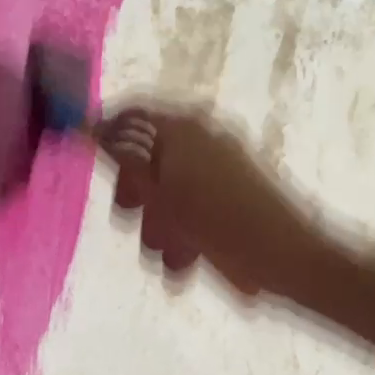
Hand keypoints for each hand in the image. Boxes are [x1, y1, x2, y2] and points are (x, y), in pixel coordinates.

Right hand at [96, 105, 339, 298]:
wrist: (285, 257)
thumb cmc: (216, 225)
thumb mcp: (158, 193)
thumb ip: (123, 158)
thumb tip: (89, 126)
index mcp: (183, 130)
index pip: (132, 115)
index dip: (106, 134)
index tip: (89, 163)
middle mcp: (201, 140)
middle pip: (146, 156)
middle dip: (134, 193)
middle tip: (129, 217)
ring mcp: (219, 167)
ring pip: (166, 190)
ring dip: (158, 224)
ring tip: (169, 254)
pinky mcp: (232, 195)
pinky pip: (191, 208)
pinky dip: (182, 231)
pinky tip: (187, 260)